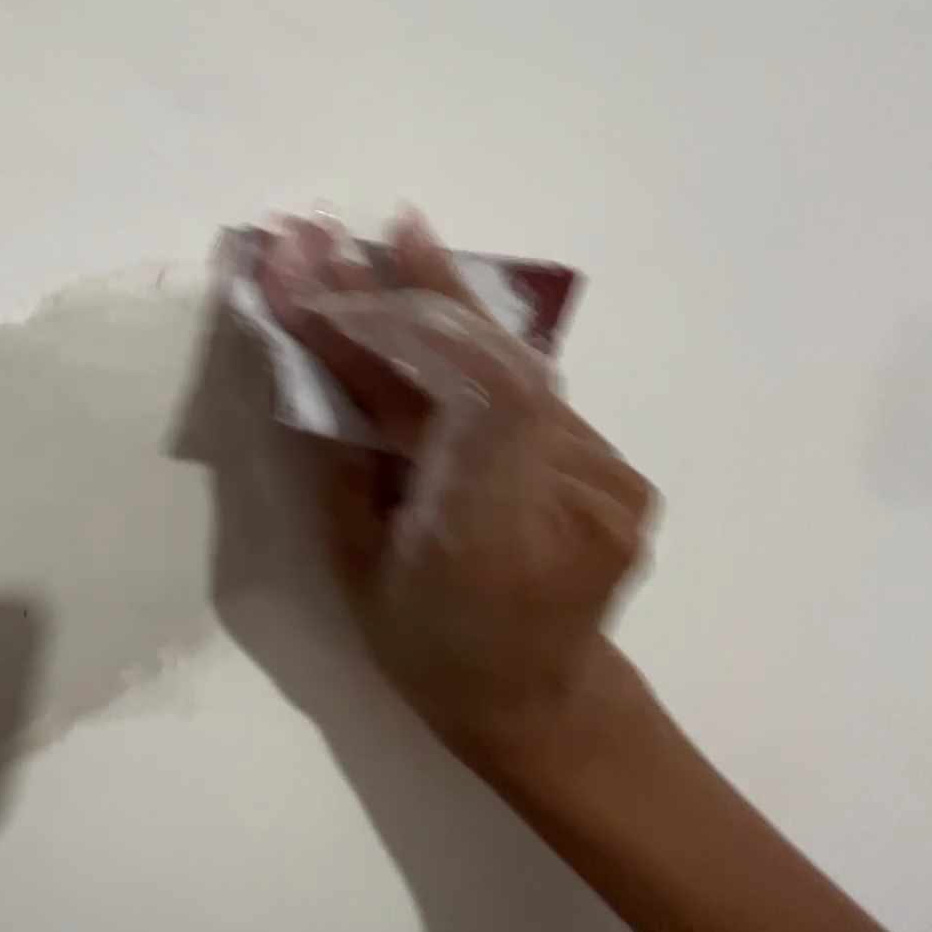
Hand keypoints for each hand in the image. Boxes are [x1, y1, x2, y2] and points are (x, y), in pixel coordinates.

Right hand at [254, 211, 657, 765]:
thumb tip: (326, 379)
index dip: (394, 334)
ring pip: (515, 367)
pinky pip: (527, 390)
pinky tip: (437, 296)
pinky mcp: (608, 463)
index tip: (322, 283)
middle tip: (351, 231)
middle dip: (411, 293)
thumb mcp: (357, 570)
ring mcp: (605, 476)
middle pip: (493, 368)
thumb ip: (347, 469)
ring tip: (398, 235)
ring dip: (445, 298)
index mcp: (493, 541)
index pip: (463, 406)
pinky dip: (472, 340)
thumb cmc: (425, 652)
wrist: (539, 700)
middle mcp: (569, 497)